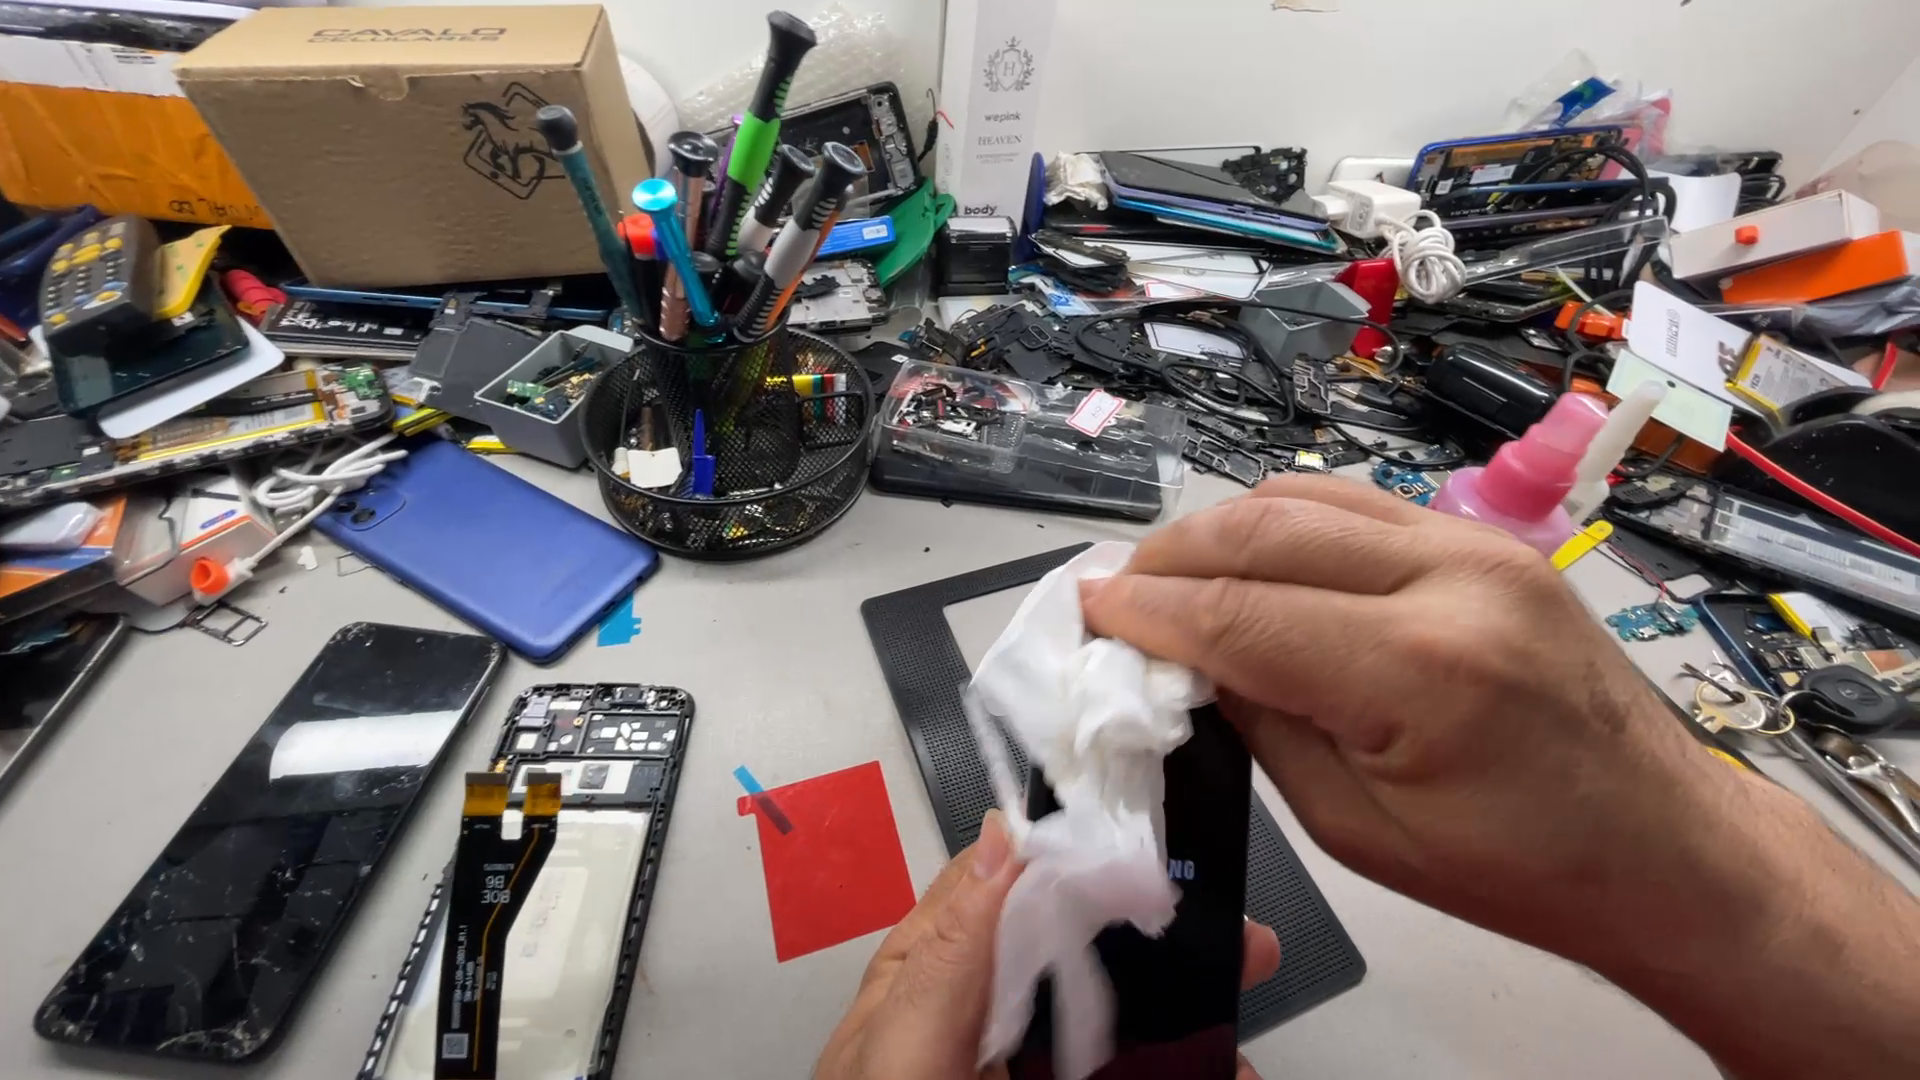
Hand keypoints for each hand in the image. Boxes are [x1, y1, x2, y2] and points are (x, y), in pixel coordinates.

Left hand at [815, 811, 1283, 1079]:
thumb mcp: (904, 1042)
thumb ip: (953, 947)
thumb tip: (1003, 832)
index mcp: (942, 963)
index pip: (1015, 882)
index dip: (1083, 861)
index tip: (1155, 860)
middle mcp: (990, 1003)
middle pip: (1082, 948)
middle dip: (1160, 941)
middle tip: (1242, 946)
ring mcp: (1028, 1059)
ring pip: (1114, 1018)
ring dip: (1184, 1019)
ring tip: (1242, 1035)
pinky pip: (1126, 1074)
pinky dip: (1178, 1072)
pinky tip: (1226, 1075)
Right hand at [1080, 474, 1745, 964]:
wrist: (1667, 844)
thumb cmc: (1511, 866)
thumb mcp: (1348, 823)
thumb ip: (1254, 720)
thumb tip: (1180, 657)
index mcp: (1422, 671)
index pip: (1238, 615)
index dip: (1147, 611)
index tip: (1089, 610)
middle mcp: (1450, 577)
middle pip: (1258, 533)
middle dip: (1165, 557)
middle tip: (1115, 590)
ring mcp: (1471, 541)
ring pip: (1294, 496)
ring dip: (1211, 531)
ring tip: (1169, 574)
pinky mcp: (1476, 534)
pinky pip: (1342, 498)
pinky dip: (1270, 520)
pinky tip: (1243, 556)